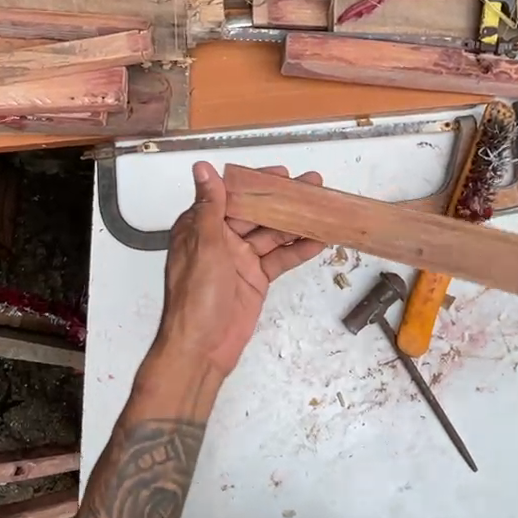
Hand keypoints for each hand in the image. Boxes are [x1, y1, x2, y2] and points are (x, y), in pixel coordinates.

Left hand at [154, 162, 326, 375]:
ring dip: (297, 222)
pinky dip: (298, 250)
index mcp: (202, 226)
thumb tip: (202, 168)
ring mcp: (240, 259)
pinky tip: (319, 241)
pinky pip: (279, 259)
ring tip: (323, 209)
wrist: (201, 349)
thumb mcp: (205, 245)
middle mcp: (221, 239)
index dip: (258, 183)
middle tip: (314, 186)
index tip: (283, 174)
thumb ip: (210, 206)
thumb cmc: (195, 299)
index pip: (233, 195)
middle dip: (285, 200)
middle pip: (258, 213)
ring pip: (273, 234)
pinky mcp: (255, 279)